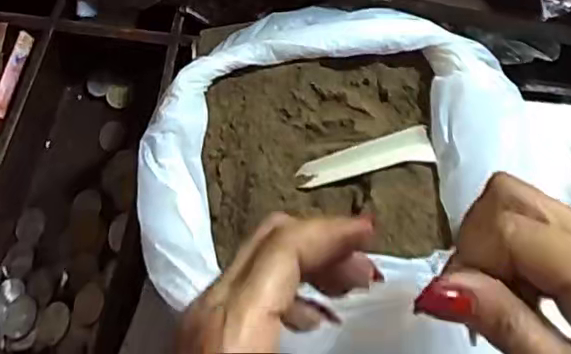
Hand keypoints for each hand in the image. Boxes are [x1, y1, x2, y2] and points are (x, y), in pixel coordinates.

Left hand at [176, 213, 380, 352]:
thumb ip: (335, 342)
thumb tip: (372, 316)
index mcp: (233, 317)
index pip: (286, 242)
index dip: (333, 230)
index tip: (369, 229)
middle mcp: (209, 304)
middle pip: (269, 238)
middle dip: (322, 239)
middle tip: (364, 260)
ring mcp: (198, 318)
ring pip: (256, 260)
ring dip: (305, 261)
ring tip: (345, 286)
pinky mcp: (197, 334)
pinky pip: (244, 289)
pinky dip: (283, 286)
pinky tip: (309, 315)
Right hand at [413, 172, 570, 353]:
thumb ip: (508, 327)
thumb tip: (435, 288)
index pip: (506, 223)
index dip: (467, 260)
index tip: (455, 310)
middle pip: (511, 195)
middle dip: (477, 240)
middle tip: (476, 304)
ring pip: (523, 202)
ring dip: (494, 244)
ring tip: (501, 307)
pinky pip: (544, 225)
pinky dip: (517, 251)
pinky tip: (527, 301)